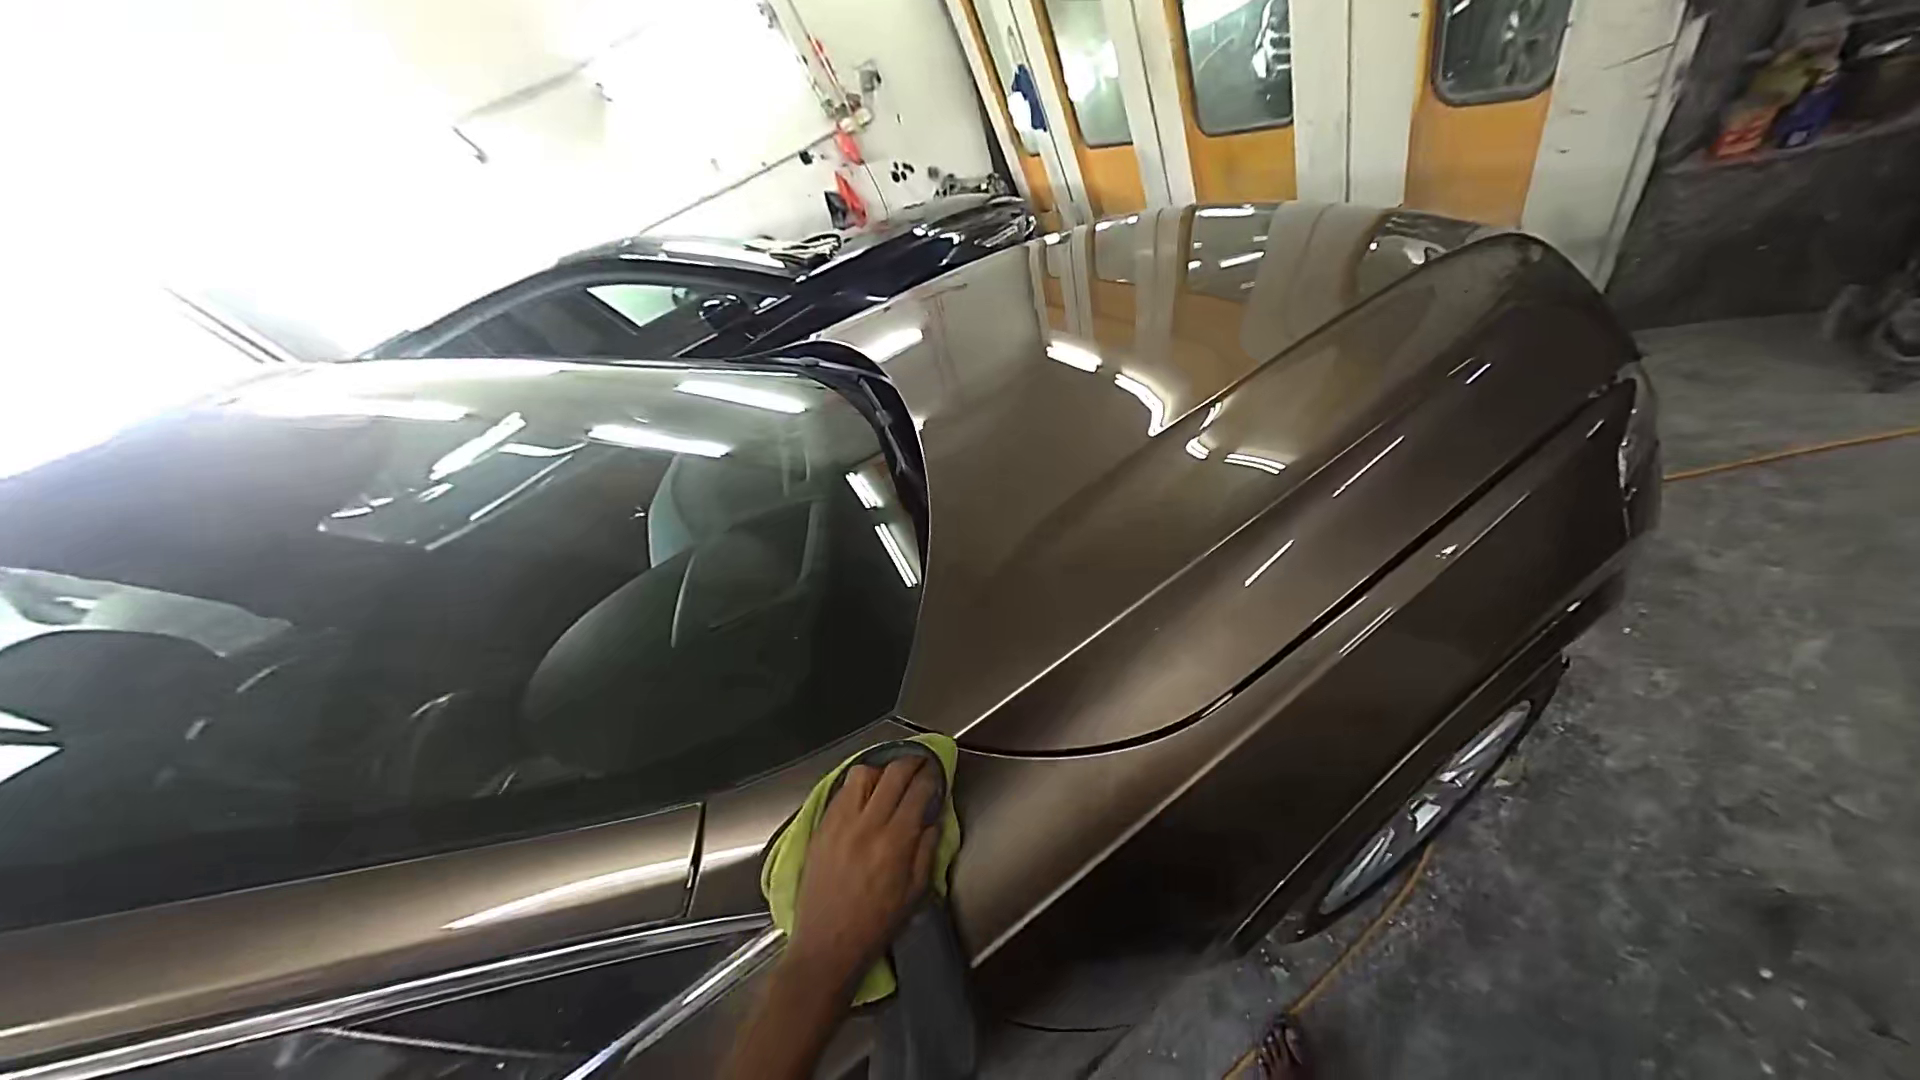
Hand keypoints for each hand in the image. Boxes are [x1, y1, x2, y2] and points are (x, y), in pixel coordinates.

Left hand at [787, 757, 940, 993]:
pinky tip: (864, 796)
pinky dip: (857, 786)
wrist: (827, 946)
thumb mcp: (915, 893)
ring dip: (880, 770)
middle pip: (893, 773)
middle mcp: (867, 825)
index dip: (931, 776)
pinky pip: (841, 791)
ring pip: (862, 773)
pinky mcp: (821, 827)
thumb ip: (927, 849)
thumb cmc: (875, 925)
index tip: (936, 773)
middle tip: (919, 762)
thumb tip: (933, 819)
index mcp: (895, 843)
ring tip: (888, 779)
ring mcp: (840, 823)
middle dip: (911, 762)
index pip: (918, 791)